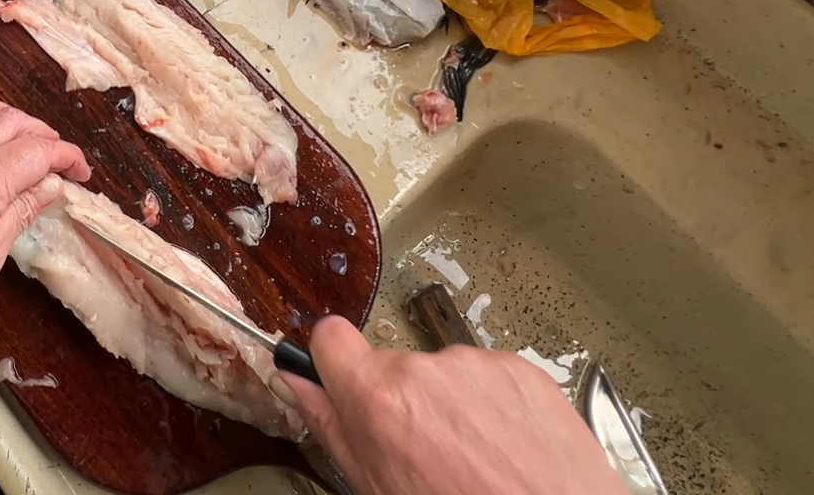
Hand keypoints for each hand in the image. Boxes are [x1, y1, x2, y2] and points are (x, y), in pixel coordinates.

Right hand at [277, 317, 624, 494]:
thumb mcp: (376, 487)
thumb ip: (330, 425)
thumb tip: (292, 377)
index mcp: (377, 397)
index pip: (329, 335)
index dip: (336, 360)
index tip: (349, 383)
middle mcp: (420, 368)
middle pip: (391, 365)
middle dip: (404, 400)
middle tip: (435, 453)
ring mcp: (474, 364)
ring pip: (442, 373)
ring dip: (452, 404)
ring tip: (484, 460)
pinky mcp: (520, 369)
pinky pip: (488, 375)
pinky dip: (495, 405)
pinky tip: (514, 450)